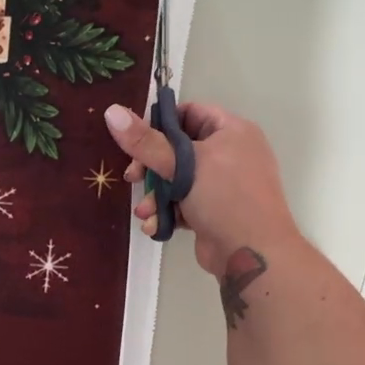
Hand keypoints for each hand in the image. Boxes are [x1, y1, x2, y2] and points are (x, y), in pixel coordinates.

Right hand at [103, 102, 299, 275]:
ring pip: (176, 180)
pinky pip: (183, 203)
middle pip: (177, 149)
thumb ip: (145, 141)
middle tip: (133, 179)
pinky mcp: (214, 210)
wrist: (253, 252)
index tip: (136, 142)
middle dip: (151, 168)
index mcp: (232, 131)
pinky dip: (167, 212)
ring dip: (155, 195)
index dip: (159, 124)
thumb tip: (111, 111)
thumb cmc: (224, 198)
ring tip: (145, 211)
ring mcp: (223, 184)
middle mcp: (230, 153)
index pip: (189, 113)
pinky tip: (155, 225)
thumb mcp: (182, 165)